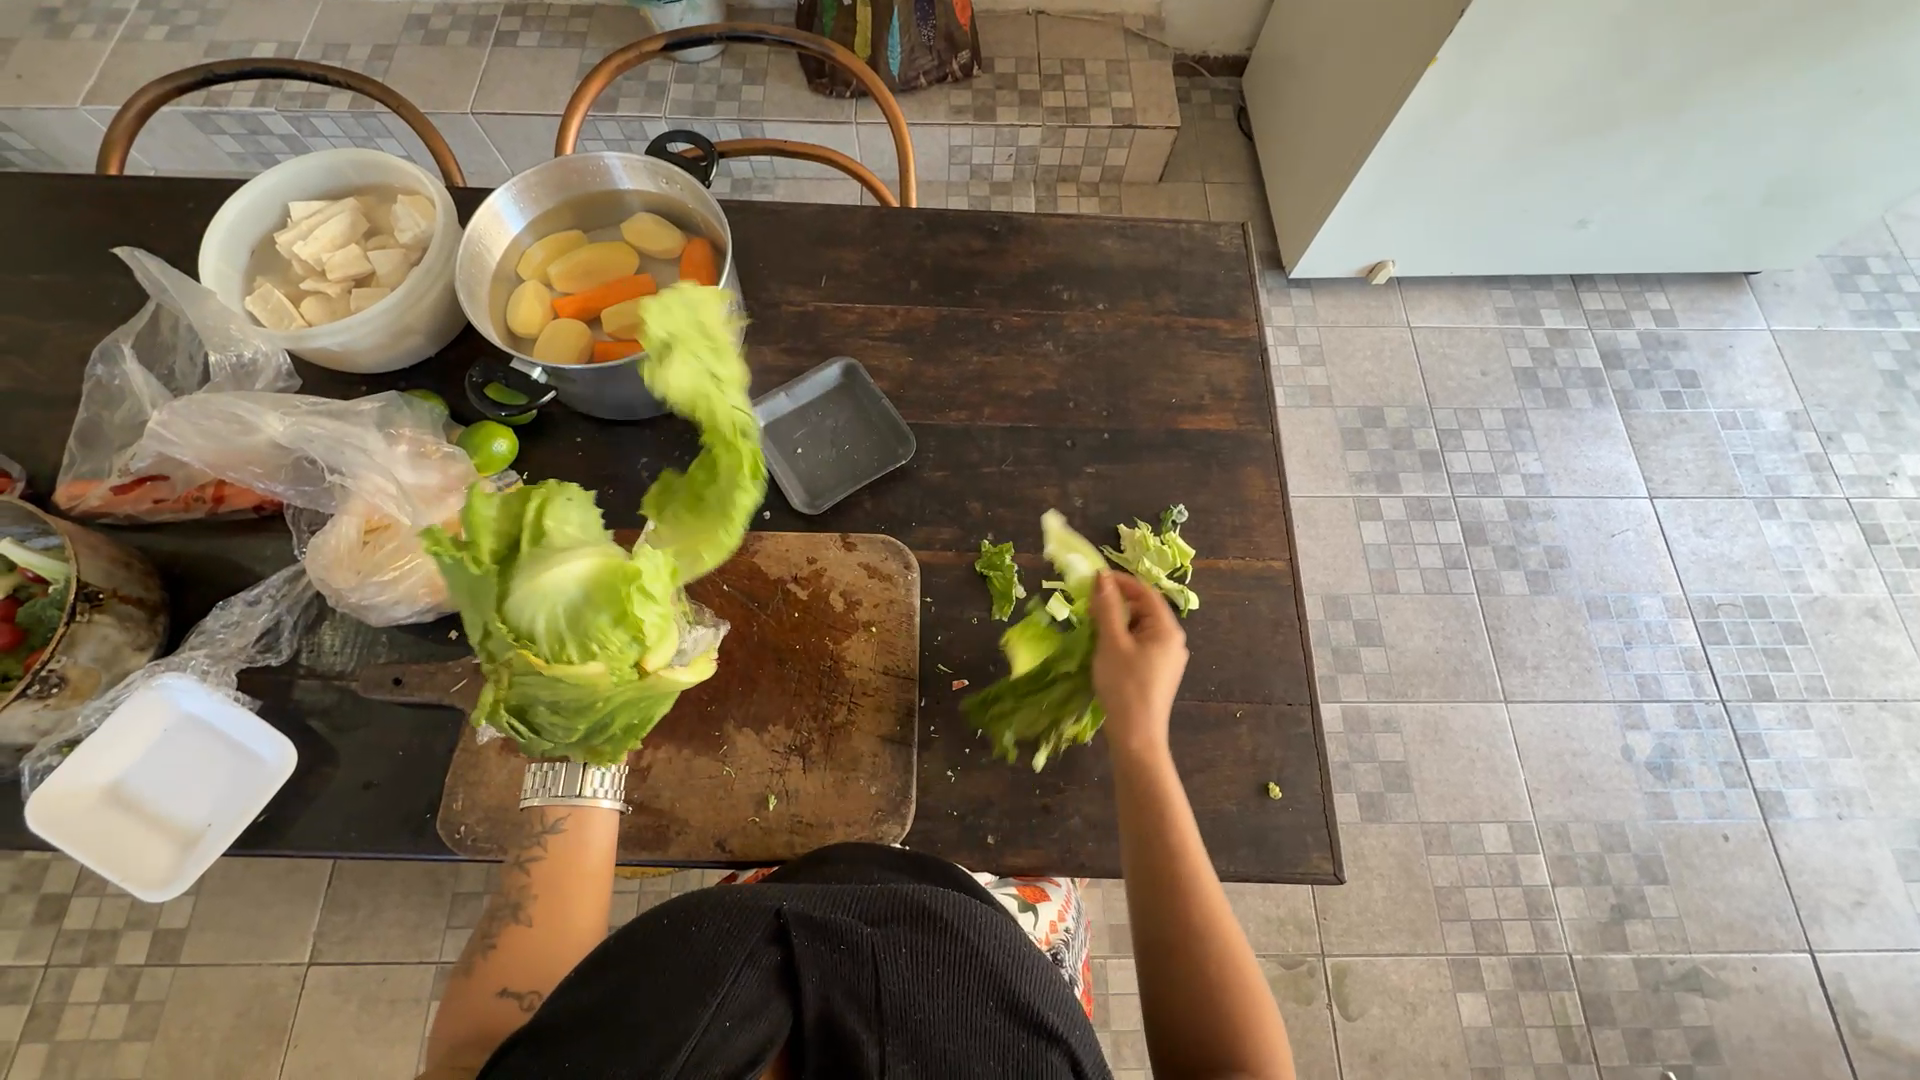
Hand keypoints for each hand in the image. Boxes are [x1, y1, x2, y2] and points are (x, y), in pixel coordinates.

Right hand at [1090, 570, 1188, 758]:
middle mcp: (1173, 640)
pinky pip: (1141, 644)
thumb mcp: (1111, 642)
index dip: (1121, 581)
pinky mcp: (1159, 673)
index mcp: (1167, 629)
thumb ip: (1106, 607)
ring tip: (1093, 625)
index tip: (1094, 578)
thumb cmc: (1124, 686)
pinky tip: (1105, 647)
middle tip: (1089, 604)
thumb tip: (1102, 576)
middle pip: (1145, 609)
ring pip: (1141, 628)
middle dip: (1117, 602)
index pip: (1145, 592)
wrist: (1136, 736)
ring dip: (1118, 621)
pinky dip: (1123, 638)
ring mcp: (1168, 658)